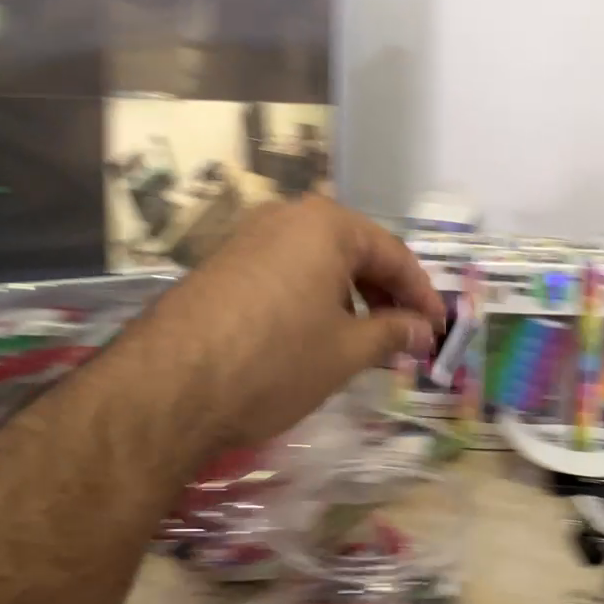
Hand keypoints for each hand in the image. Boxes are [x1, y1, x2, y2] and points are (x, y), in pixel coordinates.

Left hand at [146, 197, 445, 447]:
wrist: (166, 387)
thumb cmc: (275, 360)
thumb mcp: (346, 351)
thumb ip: (393, 333)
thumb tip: (423, 330)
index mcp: (327, 224)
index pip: (393, 254)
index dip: (421, 294)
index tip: (437, 328)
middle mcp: (287, 216)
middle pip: (354, 251)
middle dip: (384, 294)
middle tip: (405, 335)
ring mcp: (248, 236)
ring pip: (317, 262)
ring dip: (347, 297)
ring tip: (362, 340)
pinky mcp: (221, 262)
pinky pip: (284, 271)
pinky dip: (310, 297)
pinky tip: (312, 334)